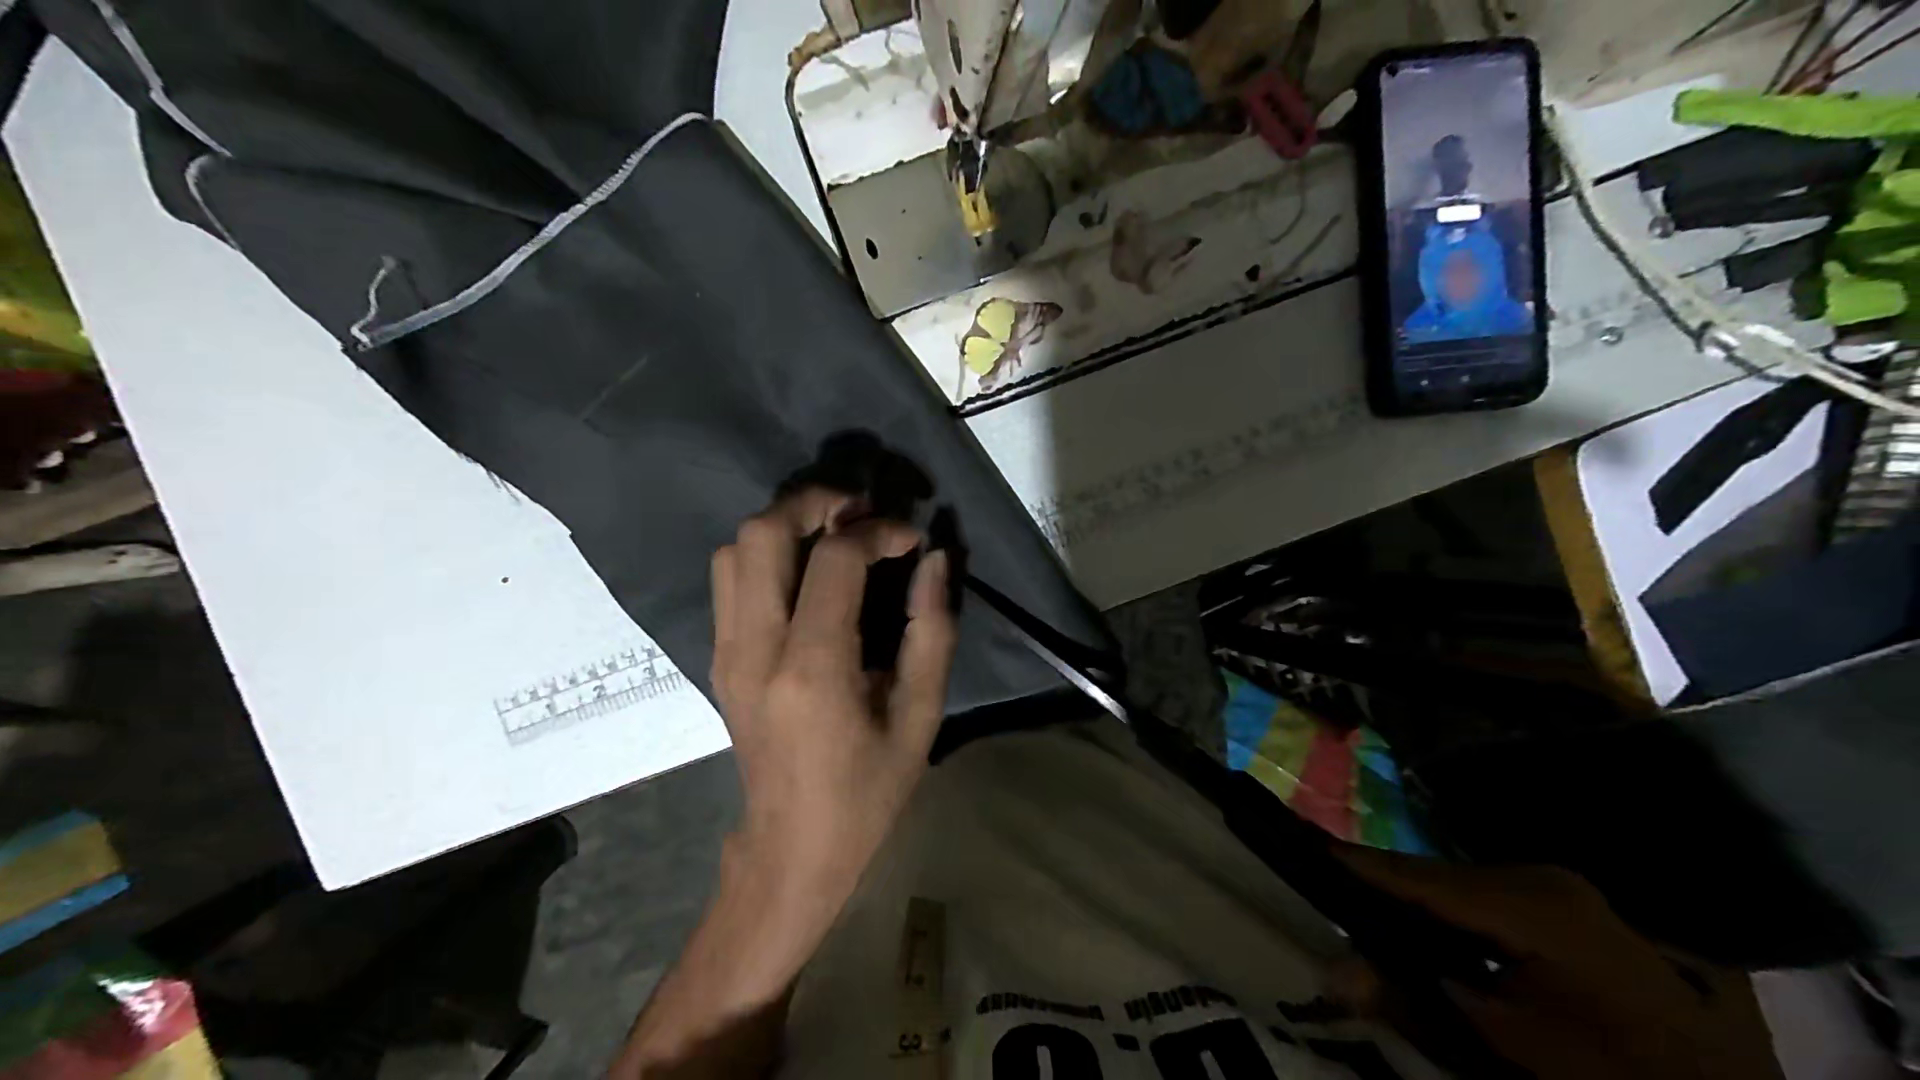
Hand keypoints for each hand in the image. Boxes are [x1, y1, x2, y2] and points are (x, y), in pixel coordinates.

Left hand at [709, 488, 957, 890]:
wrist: (791, 848)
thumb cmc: (867, 791)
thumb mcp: (920, 716)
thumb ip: (932, 631)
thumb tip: (934, 559)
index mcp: (812, 667)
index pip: (834, 559)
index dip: (878, 531)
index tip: (910, 538)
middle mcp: (755, 648)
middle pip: (761, 533)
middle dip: (813, 503)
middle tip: (860, 509)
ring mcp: (726, 652)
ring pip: (734, 549)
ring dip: (784, 525)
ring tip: (832, 534)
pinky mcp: (718, 659)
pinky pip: (728, 580)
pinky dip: (765, 553)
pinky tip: (805, 571)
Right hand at [1336, 847, 1782, 1079]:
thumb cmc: (1613, 1068)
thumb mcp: (1513, 1045)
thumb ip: (1416, 1000)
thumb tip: (1331, 973)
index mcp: (1530, 900)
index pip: (1419, 875)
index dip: (1357, 864)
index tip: (1298, 847)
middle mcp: (1537, 877)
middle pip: (1432, 874)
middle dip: (1377, 885)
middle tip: (1319, 885)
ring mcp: (1554, 888)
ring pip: (1453, 883)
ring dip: (1407, 898)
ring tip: (1354, 902)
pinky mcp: (1561, 906)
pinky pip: (1480, 896)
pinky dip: (1441, 910)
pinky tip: (1416, 926)